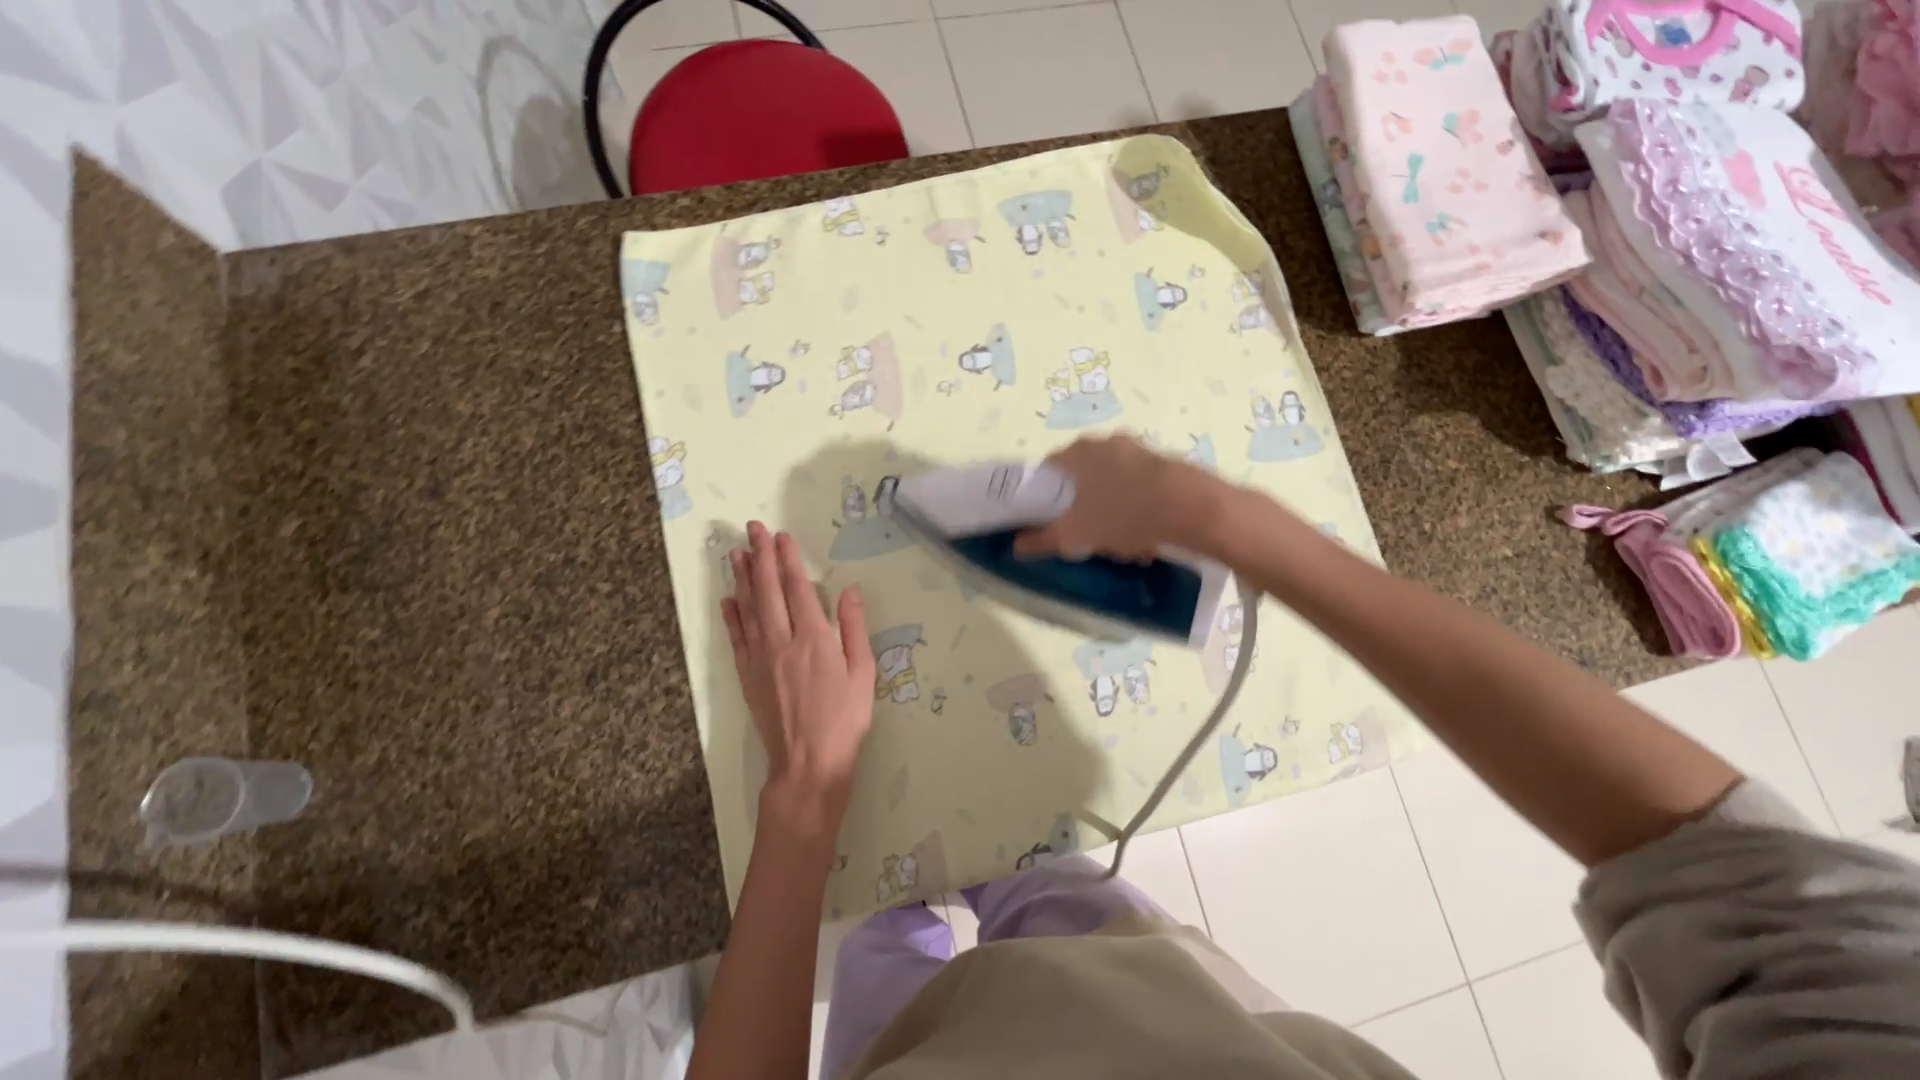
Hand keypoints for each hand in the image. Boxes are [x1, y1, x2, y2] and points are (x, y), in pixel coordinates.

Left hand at [722, 522, 875, 833]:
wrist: (808, 763)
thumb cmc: (845, 719)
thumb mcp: (863, 673)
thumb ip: (854, 629)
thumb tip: (849, 590)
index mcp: (814, 637)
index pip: (798, 587)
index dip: (788, 558)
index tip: (782, 535)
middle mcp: (782, 640)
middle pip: (767, 590)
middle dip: (760, 556)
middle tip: (753, 529)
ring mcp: (760, 658)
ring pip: (747, 609)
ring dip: (741, 578)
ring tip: (735, 553)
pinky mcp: (747, 676)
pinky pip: (737, 638)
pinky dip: (731, 616)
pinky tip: (727, 600)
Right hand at [1014, 434, 1227, 560]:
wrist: (1193, 509)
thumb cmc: (1123, 515)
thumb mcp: (1075, 534)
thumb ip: (1042, 539)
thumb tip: (1016, 545)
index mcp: (1078, 451)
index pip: (1050, 467)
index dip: (1045, 493)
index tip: (1048, 517)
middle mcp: (1108, 441)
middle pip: (1084, 474)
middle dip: (1083, 503)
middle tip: (1085, 532)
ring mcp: (1141, 448)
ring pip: (1116, 481)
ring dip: (1113, 507)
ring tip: (1120, 541)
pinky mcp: (1168, 462)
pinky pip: (1143, 486)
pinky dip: (1140, 507)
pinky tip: (1147, 534)